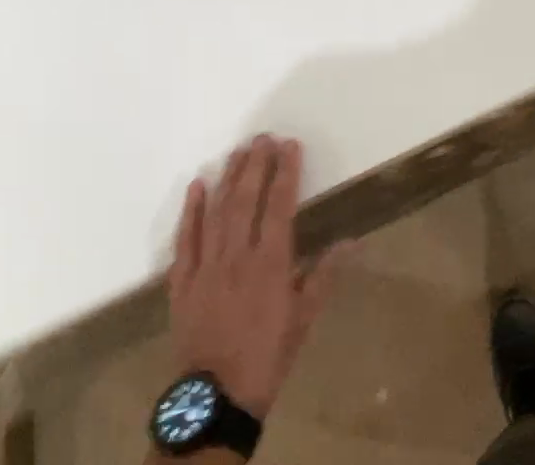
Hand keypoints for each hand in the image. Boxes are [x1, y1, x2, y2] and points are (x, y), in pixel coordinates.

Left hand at [166, 135, 346, 418]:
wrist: (217, 397)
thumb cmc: (268, 355)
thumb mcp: (304, 318)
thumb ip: (324, 275)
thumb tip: (352, 241)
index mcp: (270, 264)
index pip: (279, 206)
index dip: (285, 172)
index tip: (290, 145)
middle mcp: (236, 257)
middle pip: (245, 200)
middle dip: (256, 165)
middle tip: (263, 137)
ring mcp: (205, 267)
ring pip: (216, 212)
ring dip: (227, 178)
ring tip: (238, 151)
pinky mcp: (182, 281)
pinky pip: (185, 240)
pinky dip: (190, 212)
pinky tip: (197, 186)